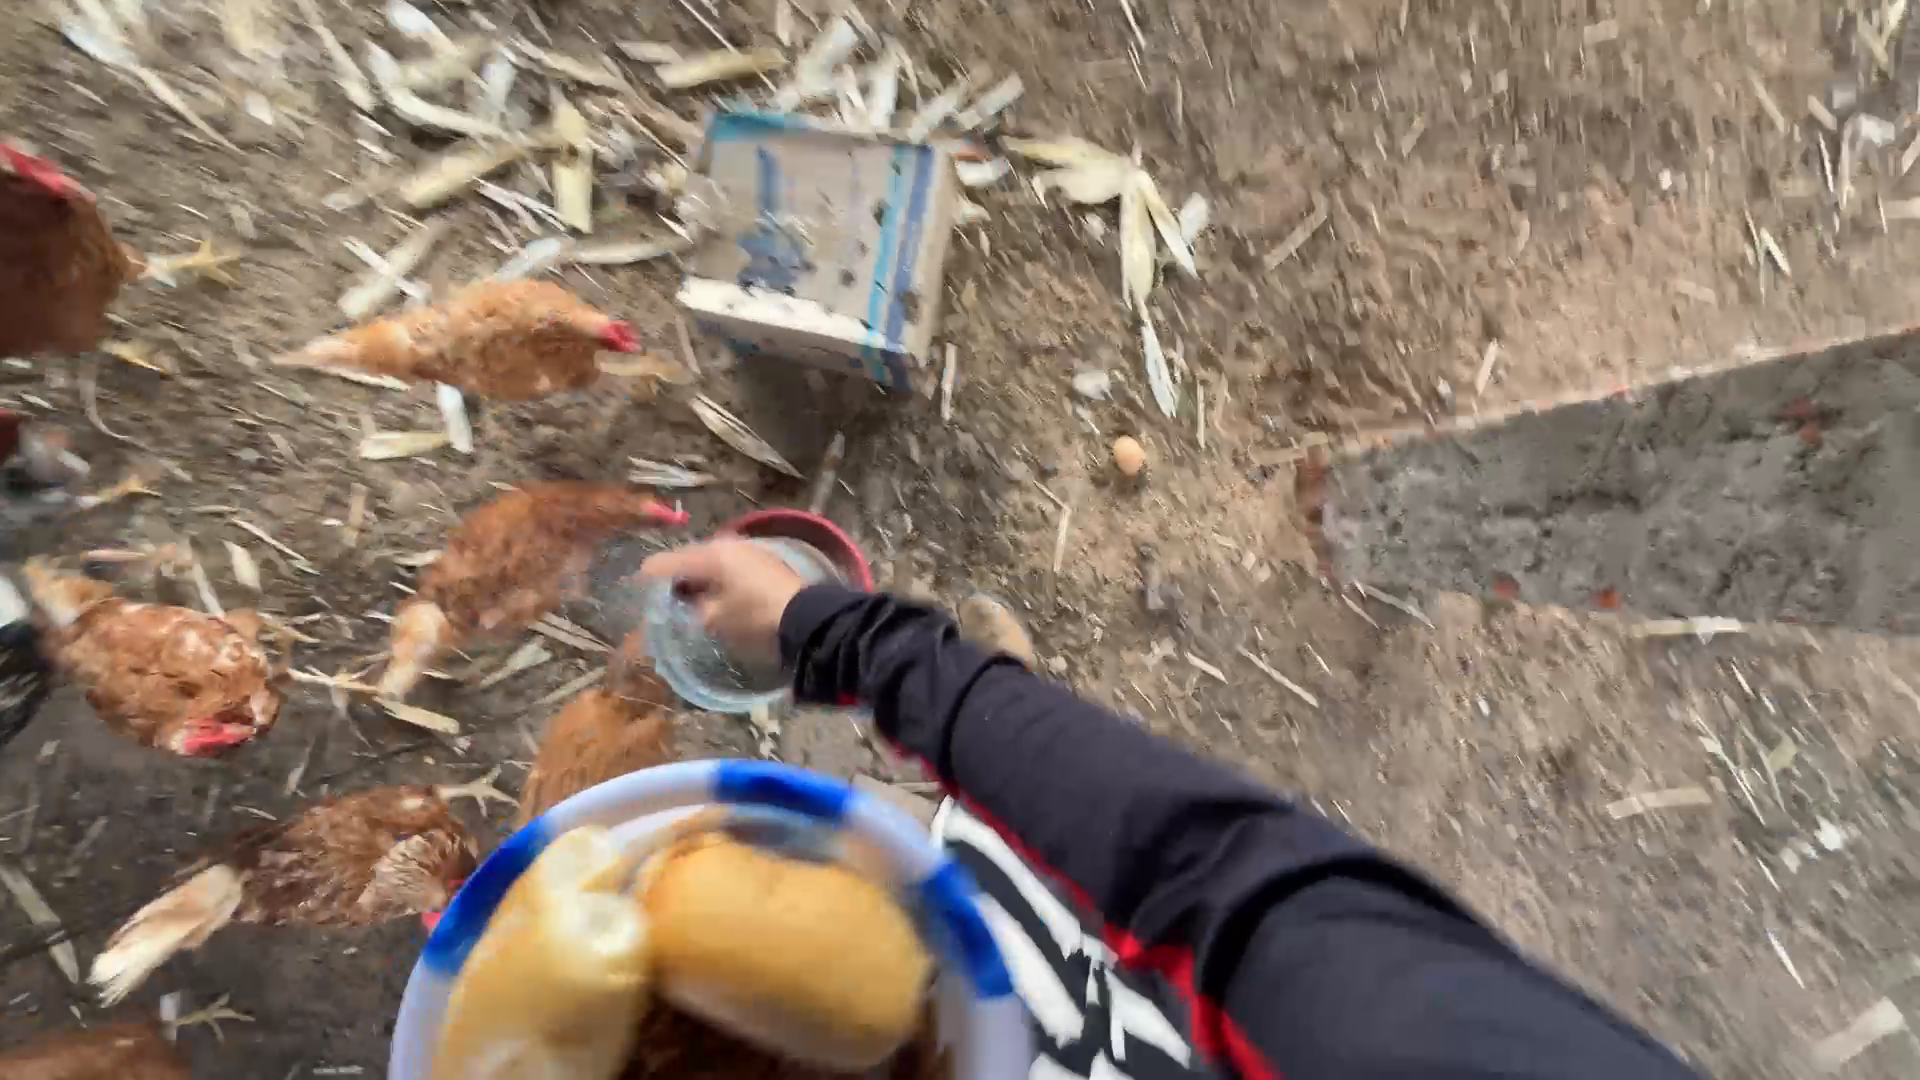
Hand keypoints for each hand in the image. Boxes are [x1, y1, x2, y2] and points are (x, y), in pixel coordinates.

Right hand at [638, 539, 805, 659]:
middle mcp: (729, 544)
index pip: (669, 561)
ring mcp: (750, 549)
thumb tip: (689, 605)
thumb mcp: (716, 619)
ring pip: (715, 560)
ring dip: (702, 575)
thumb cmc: (755, 618)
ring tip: (691, 594)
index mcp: (711, 555)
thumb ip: (694, 610)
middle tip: (665, 592)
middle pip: (693, 557)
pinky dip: (721, 576)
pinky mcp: (766, 561)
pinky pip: (732, 565)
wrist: (806, 617)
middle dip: (679, 574)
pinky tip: (718, 592)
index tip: (637, 583)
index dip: (650, 574)